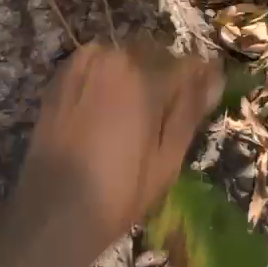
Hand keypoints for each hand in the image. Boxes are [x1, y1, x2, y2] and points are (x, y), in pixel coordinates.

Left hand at [0, 41, 222, 266]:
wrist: (52, 212)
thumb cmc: (118, 193)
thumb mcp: (166, 160)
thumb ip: (191, 110)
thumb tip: (215, 75)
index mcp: (147, 80)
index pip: (188, 64)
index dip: (200, 78)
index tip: (204, 92)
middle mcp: (117, 60)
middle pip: (157, 54)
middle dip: (167, 74)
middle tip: (164, 110)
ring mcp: (86, 63)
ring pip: (126, 54)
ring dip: (136, 70)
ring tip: (133, 108)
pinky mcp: (62, 74)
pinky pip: (96, 59)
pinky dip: (107, 71)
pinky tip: (104, 102)